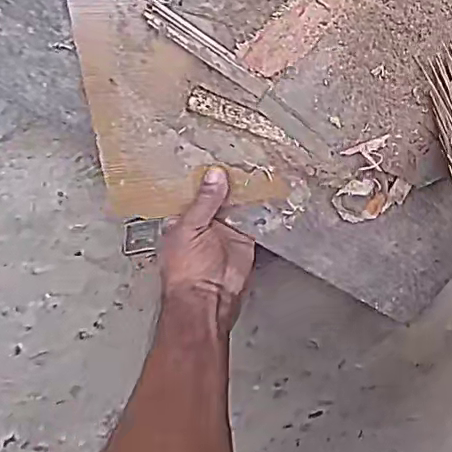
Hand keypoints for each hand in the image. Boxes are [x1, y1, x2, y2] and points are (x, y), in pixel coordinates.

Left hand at [159, 167, 255, 329]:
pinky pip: (255, 219)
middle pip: (219, 195)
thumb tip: (215, 175)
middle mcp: (205, 222)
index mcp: (183, 218)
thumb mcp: (190, 228)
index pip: (194, 190)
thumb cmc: (186, 270)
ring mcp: (226, 230)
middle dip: (229, 179)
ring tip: (257, 165)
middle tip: (242, 154)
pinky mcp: (246, 238)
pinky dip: (262, 207)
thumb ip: (205, 201)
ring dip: (246, 191)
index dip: (204, 174)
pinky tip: (268, 189)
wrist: (209, 298)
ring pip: (238, 204)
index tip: (215, 153)